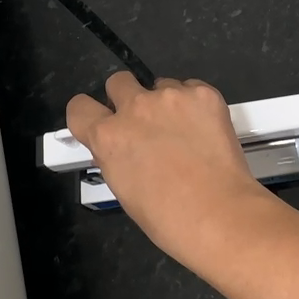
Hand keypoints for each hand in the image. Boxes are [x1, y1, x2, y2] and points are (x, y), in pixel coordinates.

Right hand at [65, 73, 268, 257]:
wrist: (218, 213)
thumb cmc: (169, 217)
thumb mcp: (124, 190)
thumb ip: (115, 157)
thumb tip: (119, 147)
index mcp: (108, 137)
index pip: (80, 108)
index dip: (89, 114)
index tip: (99, 118)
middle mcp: (136, 108)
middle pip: (118, 81)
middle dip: (127, 97)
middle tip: (144, 121)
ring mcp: (171, 96)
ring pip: (160, 84)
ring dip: (166, 103)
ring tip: (185, 133)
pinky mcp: (203, 94)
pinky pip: (192, 88)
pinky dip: (195, 104)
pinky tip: (205, 130)